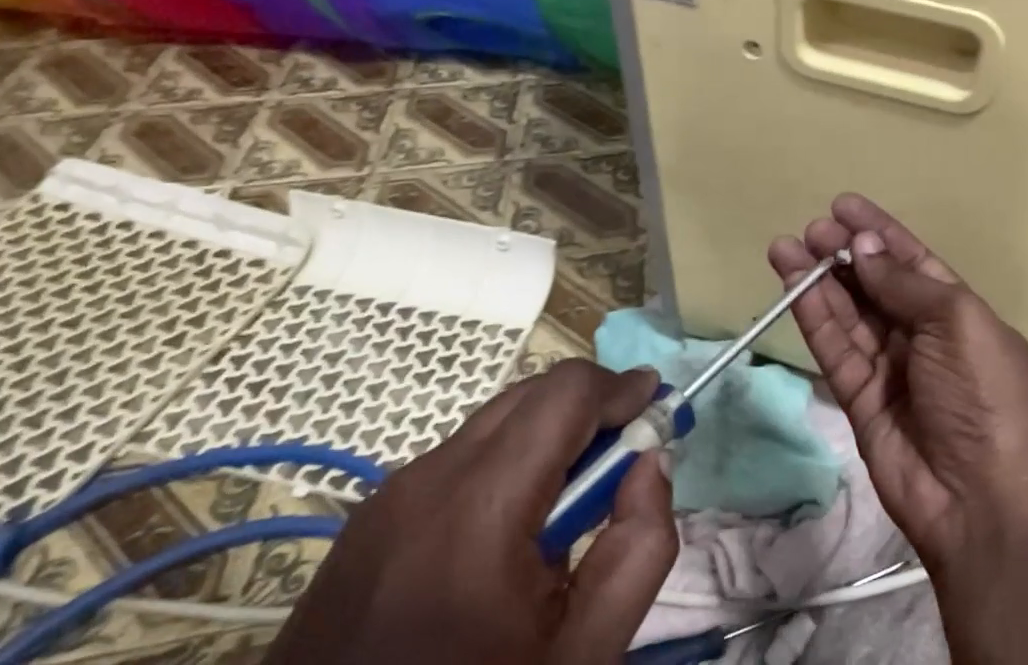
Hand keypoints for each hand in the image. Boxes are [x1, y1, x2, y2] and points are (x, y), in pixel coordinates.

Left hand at [264, 361, 678, 664]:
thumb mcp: (582, 653)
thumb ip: (638, 550)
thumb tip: (651, 463)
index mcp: (480, 510)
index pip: (565, 394)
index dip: (621, 388)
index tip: (658, 407)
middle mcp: (427, 479)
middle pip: (530, 395)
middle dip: (590, 408)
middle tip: (630, 452)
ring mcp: (388, 495)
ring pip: (492, 424)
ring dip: (548, 436)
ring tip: (574, 502)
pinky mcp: (369, 517)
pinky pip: (456, 459)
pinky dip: (504, 463)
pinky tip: (513, 530)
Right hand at [771, 195, 1027, 664]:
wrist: (982, 500)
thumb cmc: (984, 397)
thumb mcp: (959, 324)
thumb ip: (906, 286)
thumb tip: (865, 249)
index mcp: (961, 315)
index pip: (915, 263)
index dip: (881, 233)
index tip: (844, 206)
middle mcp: (925, 337)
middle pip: (877, 286)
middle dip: (846, 254)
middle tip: (812, 228)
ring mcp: (891, 369)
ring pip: (848, 314)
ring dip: (819, 279)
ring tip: (786, 246)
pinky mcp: (859, 399)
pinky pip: (834, 349)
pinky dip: (813, 316)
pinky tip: (793, 284)